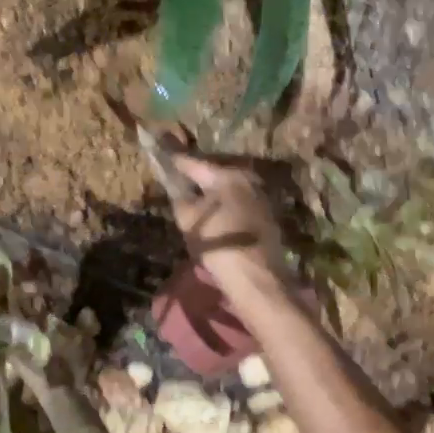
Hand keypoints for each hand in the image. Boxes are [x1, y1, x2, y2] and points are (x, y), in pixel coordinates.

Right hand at [163, 153, 286, 285]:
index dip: (178, 161)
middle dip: (199, 177)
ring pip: (230, 188)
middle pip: (216, 173)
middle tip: (181, 178)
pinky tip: (217, 215)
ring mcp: (261, 197)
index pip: (196, 163)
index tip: (166, 155)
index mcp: (228, 175)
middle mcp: (248, 179)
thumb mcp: (188, 219)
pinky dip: (226, 205)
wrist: (256, 277)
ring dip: (214, 192)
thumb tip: (177, 185)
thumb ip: (179, 197)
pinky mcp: (267, 216)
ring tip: (197, 198)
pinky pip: (240, 202)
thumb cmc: (218, 243)